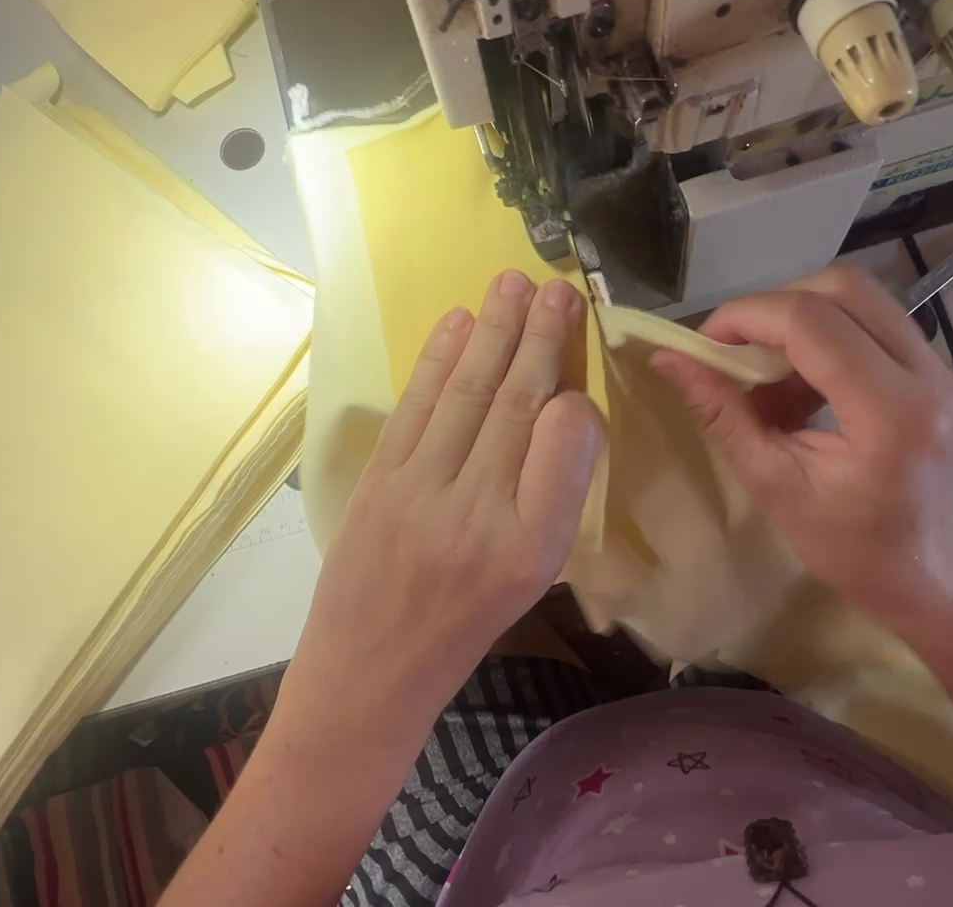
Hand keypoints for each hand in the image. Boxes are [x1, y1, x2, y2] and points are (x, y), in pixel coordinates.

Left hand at [293, 271, 603, 723]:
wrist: (372, 671)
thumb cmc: (464, 625)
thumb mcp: (534, 575)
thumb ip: (556, 495)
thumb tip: (563, 412)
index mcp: (533, 544)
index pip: (567, 441)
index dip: (576, 391)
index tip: (579, 356)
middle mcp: (480, 512)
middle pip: (516, 402)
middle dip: (540, 336)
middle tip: (557, 284)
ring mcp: (421, 491)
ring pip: (468, 392)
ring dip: (493, 331)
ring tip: (513, 282)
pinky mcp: (379, 480)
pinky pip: (416, 406)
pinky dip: (438, 358)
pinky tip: (459, 322)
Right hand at [652, 264, 952, 621]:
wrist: (924, 573)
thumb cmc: (845, 544)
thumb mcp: (770, 482)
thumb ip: (720, 412)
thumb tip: (666, 359)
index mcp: (892, 413)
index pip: (812, 323)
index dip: (747, 317)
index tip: (704, 344)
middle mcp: (930, 375)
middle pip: (843, 288)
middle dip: (774, 307)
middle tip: (735, 349)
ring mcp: (943, 367)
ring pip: (859, 296)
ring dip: (798, 318)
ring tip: (767, 373)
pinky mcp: (939, 368)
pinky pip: (872, 320)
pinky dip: (823, 335)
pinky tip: (800, 385)